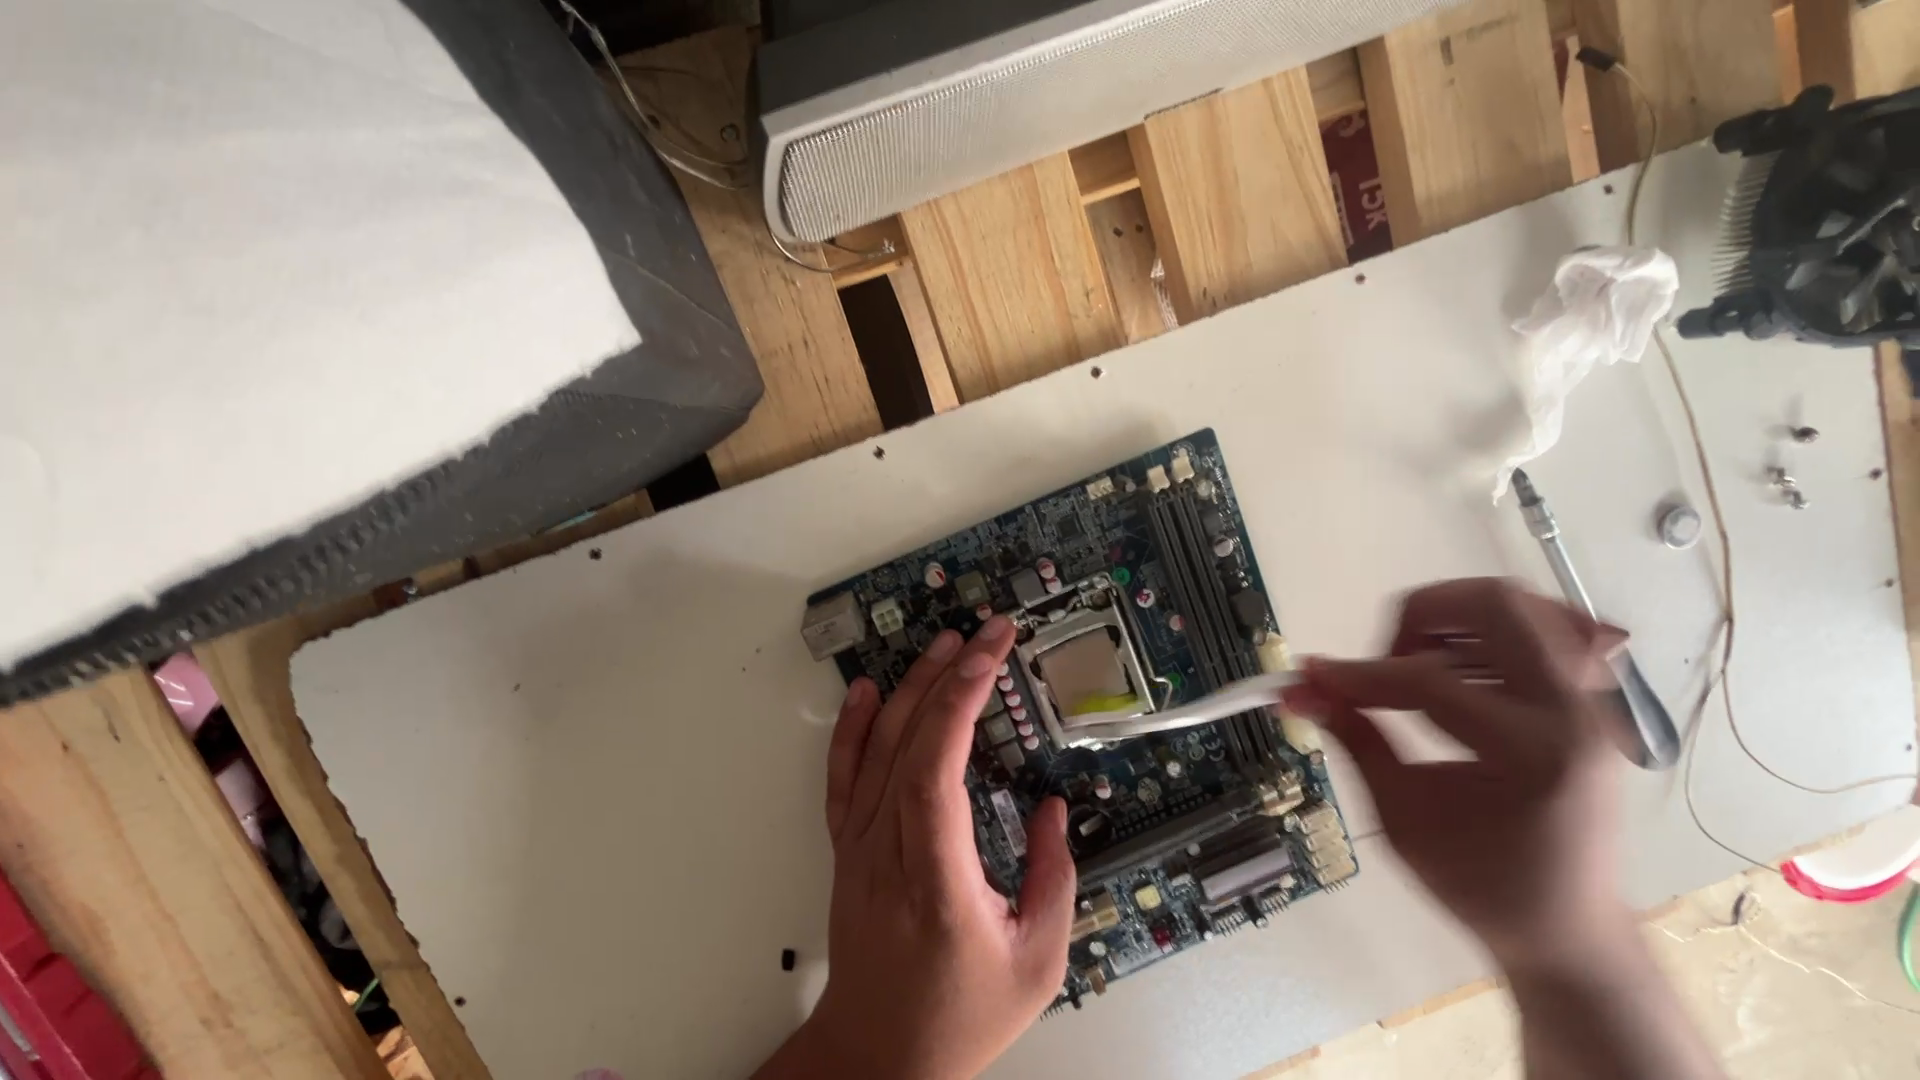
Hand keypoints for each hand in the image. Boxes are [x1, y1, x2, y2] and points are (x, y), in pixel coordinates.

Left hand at [755, 616, 1076, 1079]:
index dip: (962, 702)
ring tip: (945, 644)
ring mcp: (858, 848)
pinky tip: (866, 690)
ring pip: (877, 749)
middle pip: (909, 744)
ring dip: (911, 688)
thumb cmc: (960, 1016)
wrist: (879, 1054)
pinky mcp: (847, 849)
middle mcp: (887, 854)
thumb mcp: (1037, 960)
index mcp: (938, 883)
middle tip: (987, 632)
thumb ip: (1053, 876)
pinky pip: (843, 777)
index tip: (991, 654)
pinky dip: (852, 727)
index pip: (937, 769)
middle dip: (951, 676)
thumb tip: (1051, 807)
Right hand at [1281, 578, 1630, 970]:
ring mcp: (1590, 702)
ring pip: (1524, 605)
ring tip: (1417, 667)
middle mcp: (1572, 712)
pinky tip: (1462, 666)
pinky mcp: (1588, 703)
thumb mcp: (1402, 818)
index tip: (1308, 677)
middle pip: (1497, 605)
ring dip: (1455, 620)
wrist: (1568, 928)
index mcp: (1530, 751)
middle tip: (1383, 659)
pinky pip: (1547, 630)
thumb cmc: (1481, 885)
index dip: (1356, 674)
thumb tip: (1299, 692)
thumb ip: (1355, 741)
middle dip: (1419, 615)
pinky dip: (1494, 632)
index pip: (1427, 679)